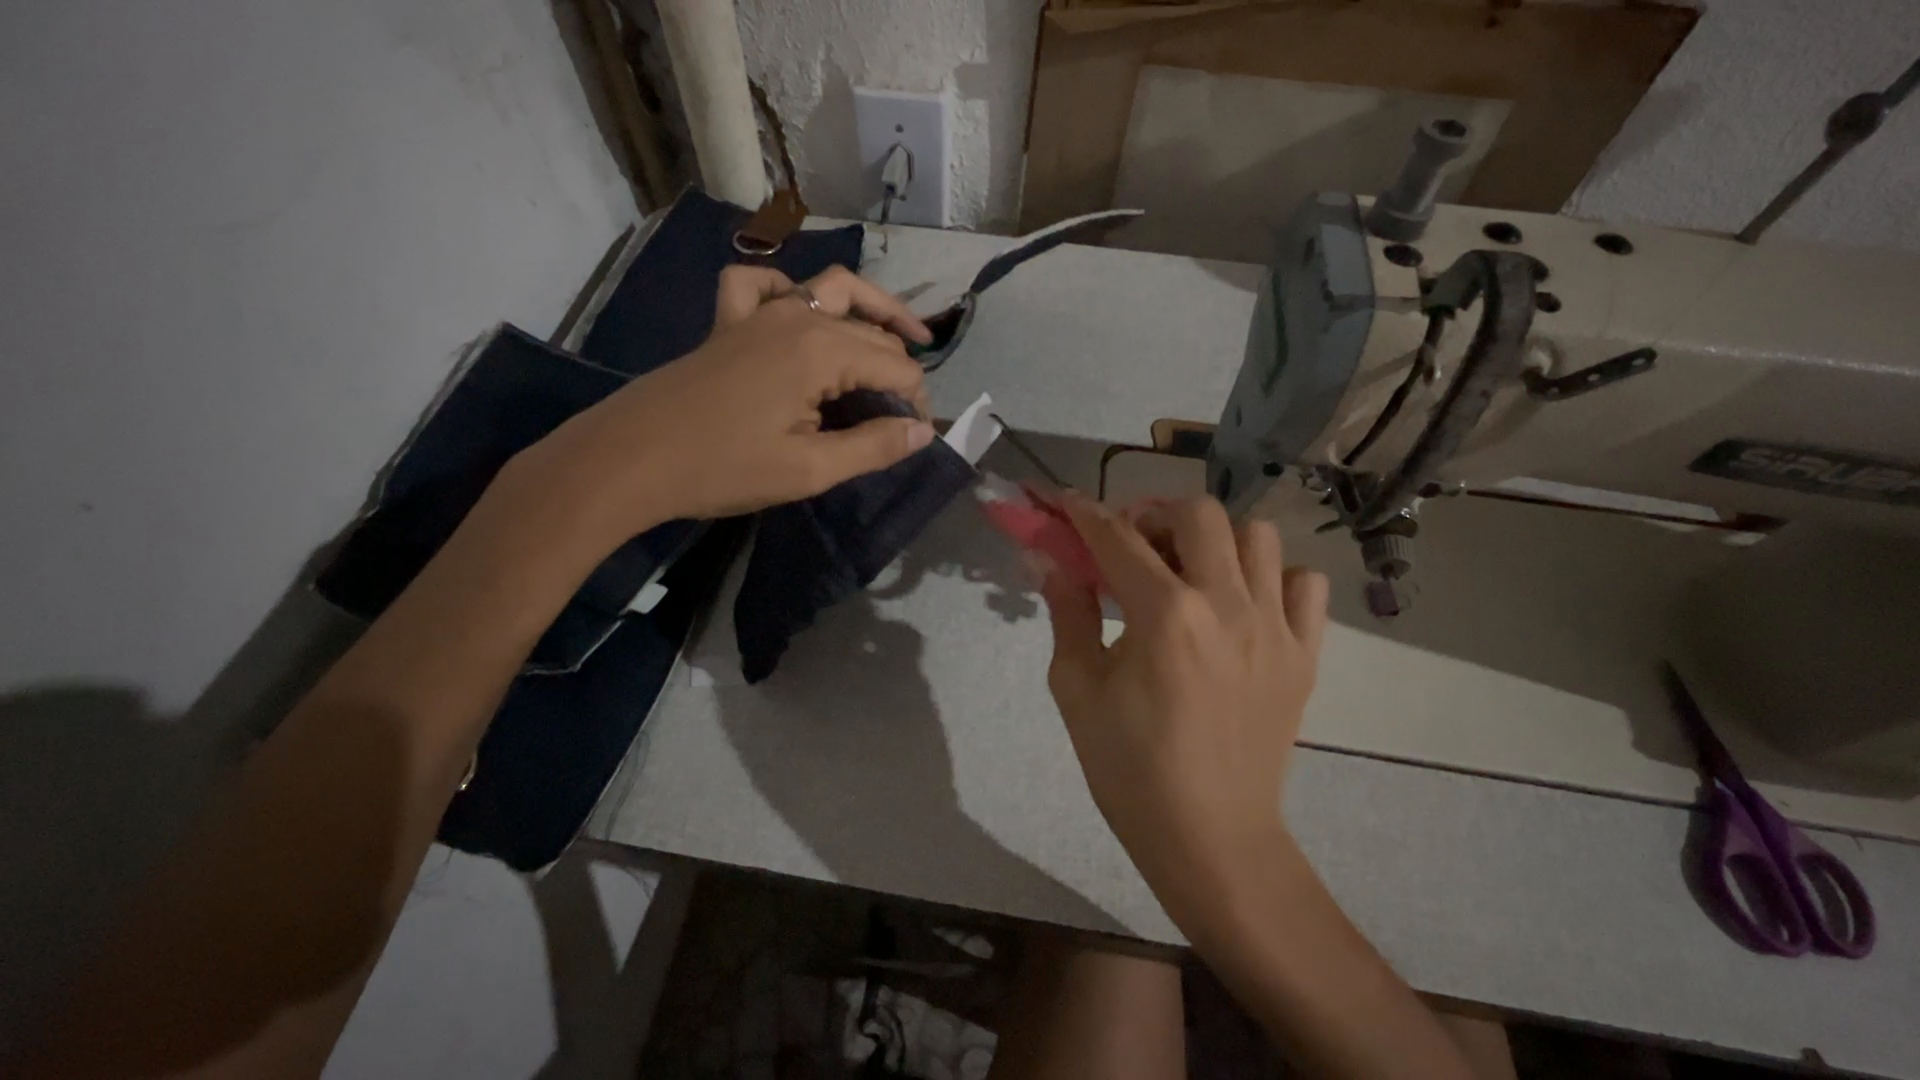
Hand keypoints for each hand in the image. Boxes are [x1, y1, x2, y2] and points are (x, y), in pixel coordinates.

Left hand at [507, 265, 936, 547]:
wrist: (631, 459)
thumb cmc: (723, 468)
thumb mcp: (809, 470)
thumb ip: (873, 447)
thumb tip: (922, 432)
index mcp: (822, 350)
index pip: (895, 365)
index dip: (916, 401)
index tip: (918, 436)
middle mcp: (797, 316)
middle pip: (870, 329)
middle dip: (899, 365)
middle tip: (907, 411)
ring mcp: (757, 312)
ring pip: (829, 289)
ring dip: (868, 308)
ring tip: (894, 334)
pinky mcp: (726, 322)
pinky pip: (760, 285)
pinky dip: (785, 289)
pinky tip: (795, 309)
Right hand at [1041, 493, 1328, 926]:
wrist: (1208, 834)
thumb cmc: (1130, 769)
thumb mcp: (1077, 691)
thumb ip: (1068, 615)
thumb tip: (1052, 562)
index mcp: (1165, 616)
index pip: (1118, 539)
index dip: (1086, 513)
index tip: (1068, 502)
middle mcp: (1227, 605)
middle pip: (1198, 514)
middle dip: (1155, 515)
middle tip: (1132, 545)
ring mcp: (1275, 627)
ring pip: (1258, 537)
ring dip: (1216, 540)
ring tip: (1191, 571)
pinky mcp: (1305, 654)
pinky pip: (1305, 585)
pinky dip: (1274, 579)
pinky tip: (1244, 605)